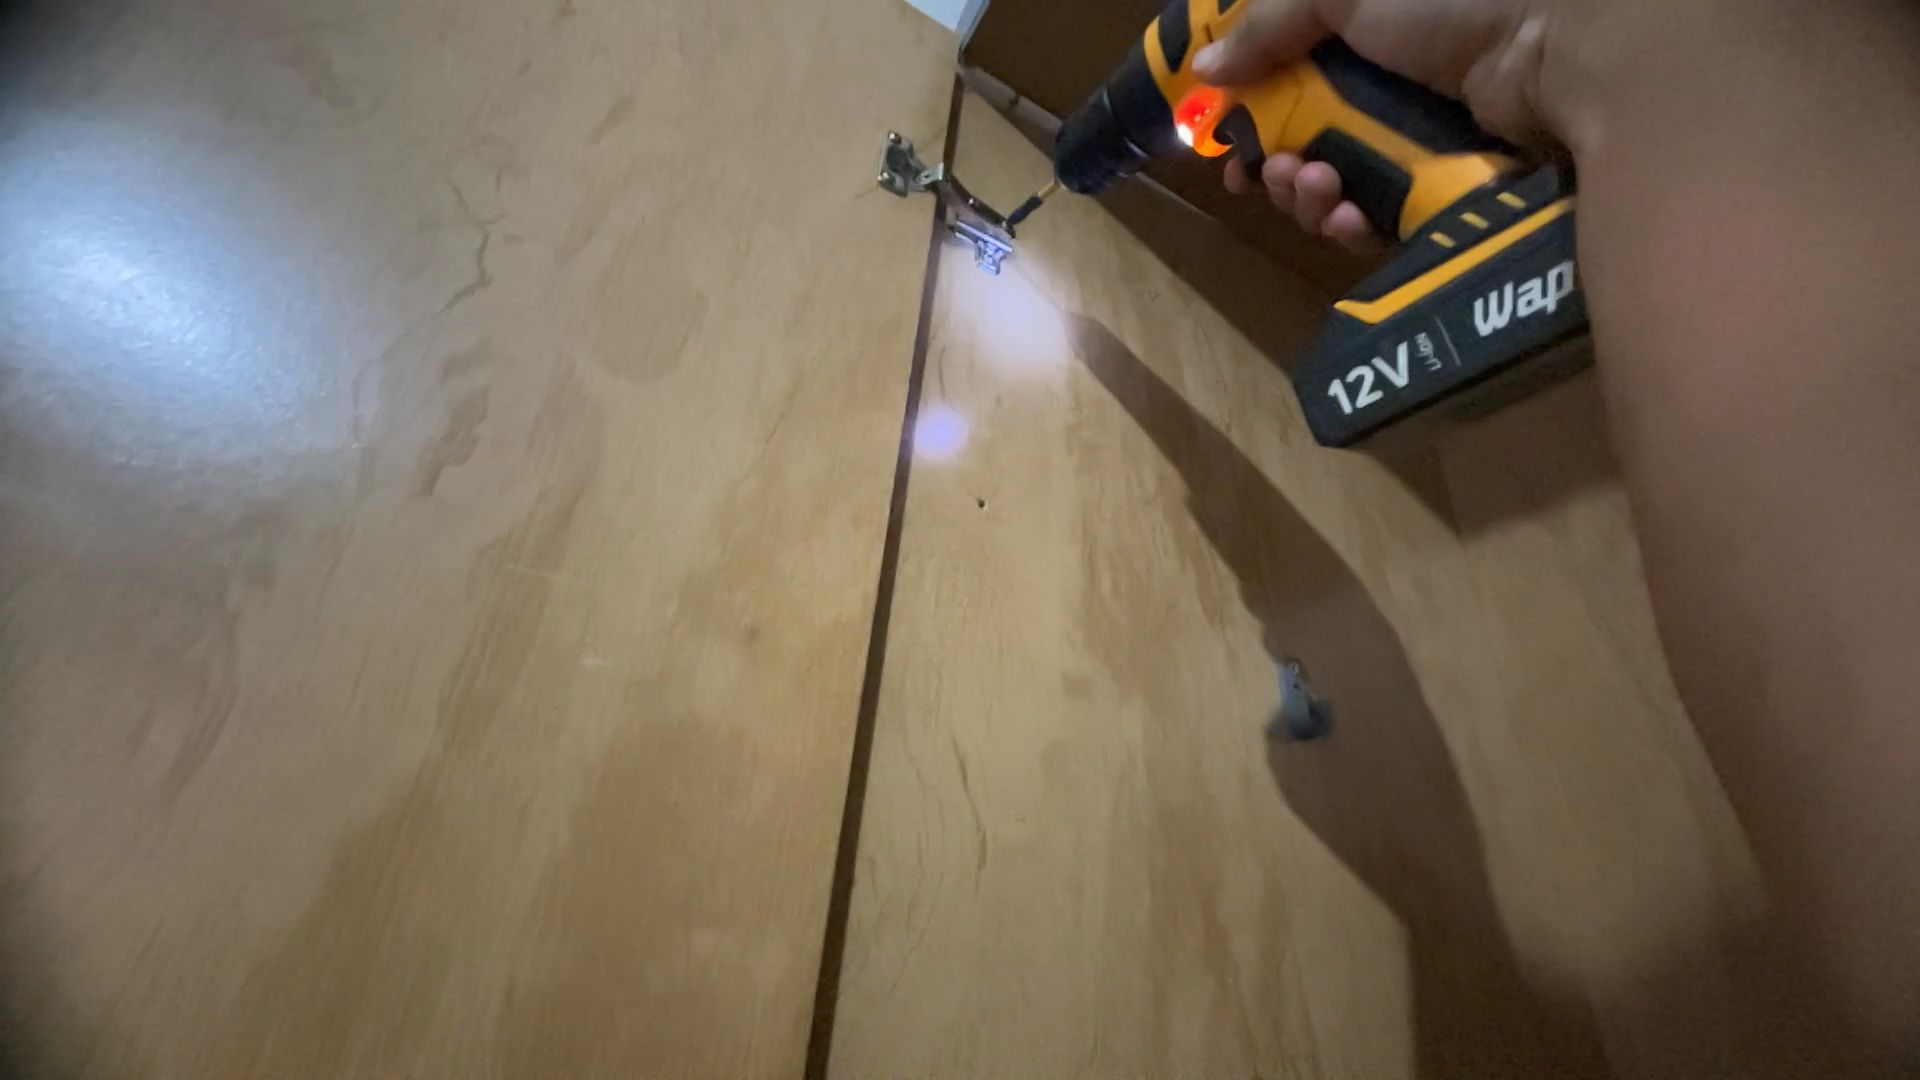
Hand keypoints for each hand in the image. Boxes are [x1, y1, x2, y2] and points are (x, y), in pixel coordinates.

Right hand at [1195, 0, 1583, 251]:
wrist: (1560, 39)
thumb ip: (1267, 26)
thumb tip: (1203, 71)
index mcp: (1356, 44)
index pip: (1282, 93)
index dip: (1245, 124)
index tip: (1223, 148)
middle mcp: (1375, 97)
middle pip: (1296, 153)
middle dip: (1270, 172)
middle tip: (1265, 175)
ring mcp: (1403, 147)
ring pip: (1327, 196)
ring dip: (1302, 199)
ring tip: (1312, 184)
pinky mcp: (1429, 193)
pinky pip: (1369, 226)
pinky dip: (1346, 226)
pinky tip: (1345, 215)